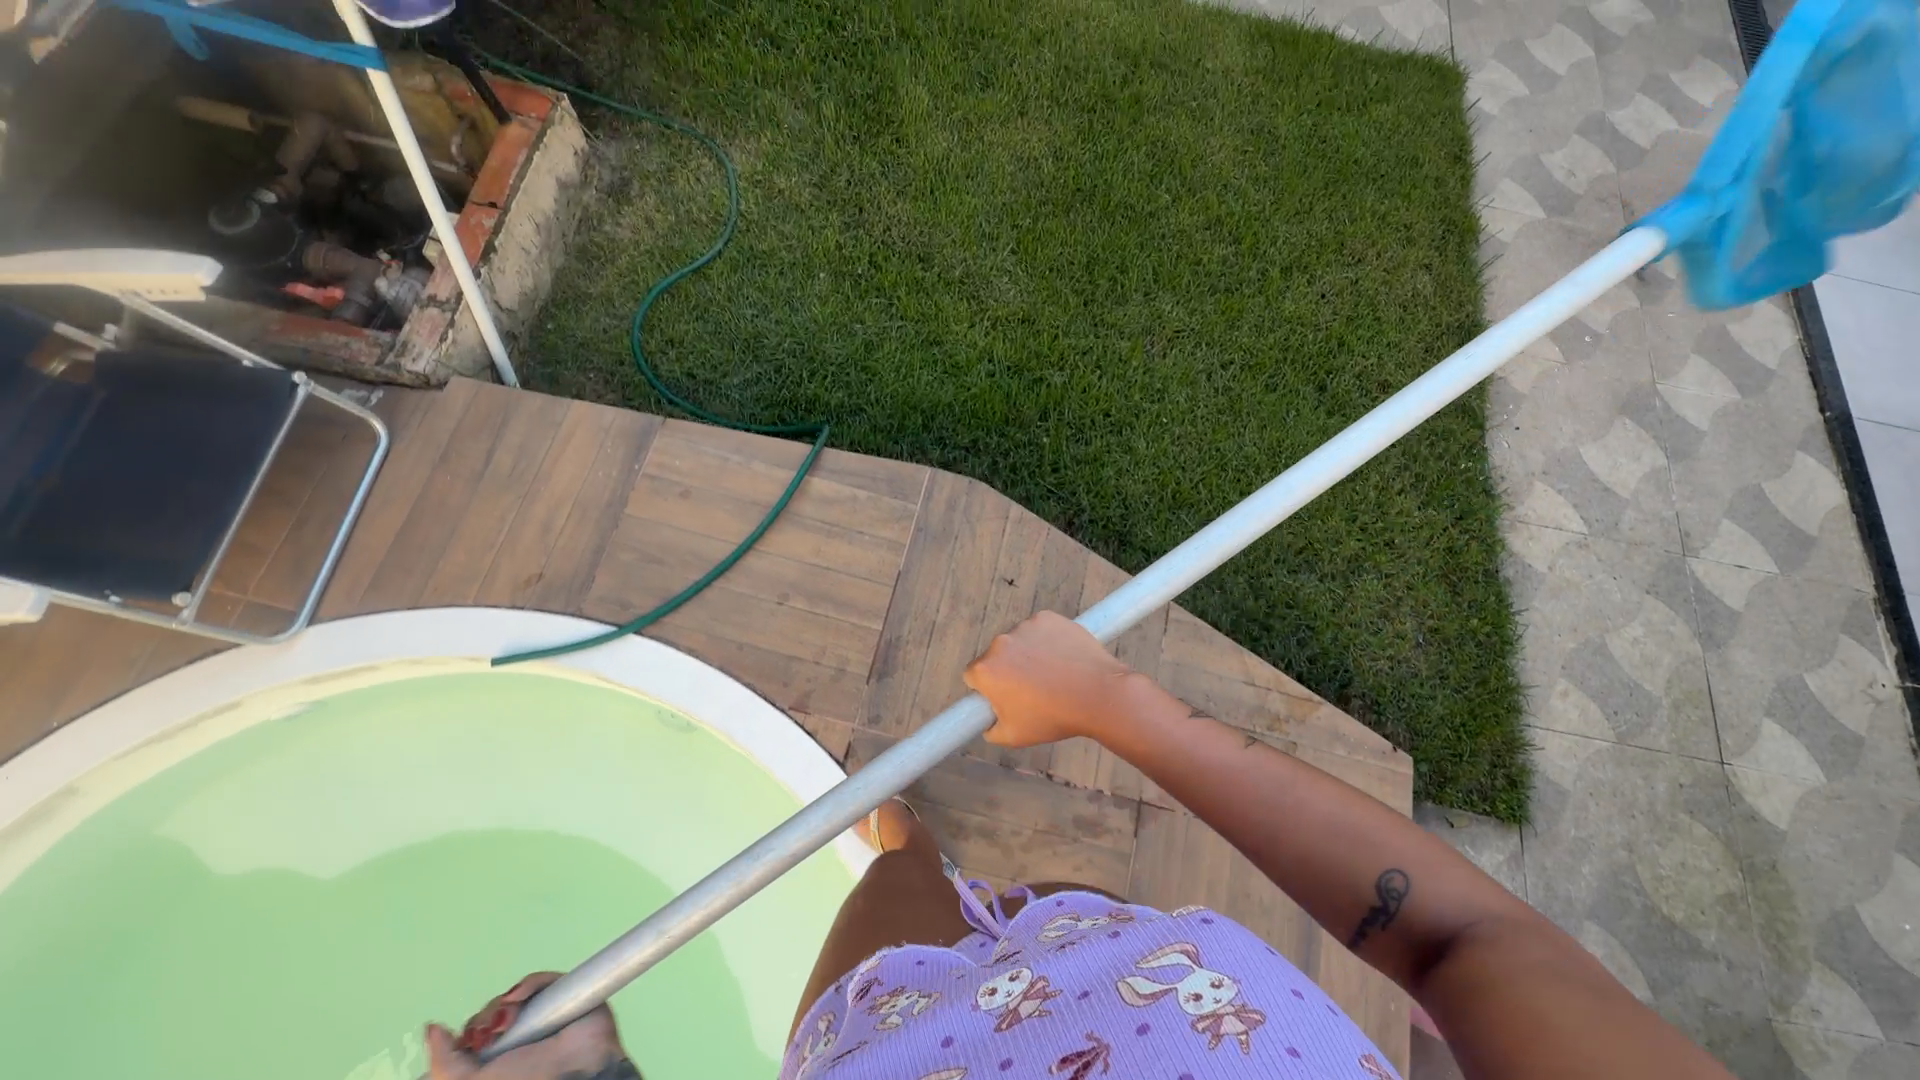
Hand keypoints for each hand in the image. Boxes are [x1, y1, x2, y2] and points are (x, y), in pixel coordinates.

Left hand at [426, 973, 636, 1079]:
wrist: (571, 1073)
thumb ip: (446, 1063)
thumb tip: (432, 1026)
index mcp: (501, 1059)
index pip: (479, 1034)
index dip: (470, 1033)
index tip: (470, 1042)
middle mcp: (521, 1038)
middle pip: (495, 1012)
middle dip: (485, 1019)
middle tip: (487, 1035)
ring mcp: (544, 1016)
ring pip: (516, 996)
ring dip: (503, 1005)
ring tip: (507, 1019)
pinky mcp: (566, 995)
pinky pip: (542, 982)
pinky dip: (528, 985)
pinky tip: (518, 999)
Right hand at [963, 611, 1135, 746]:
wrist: (1098, 694)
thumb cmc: (1054, 716)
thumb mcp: (1014, 736)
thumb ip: (991, 730)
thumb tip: (988, 725)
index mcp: (985, 670)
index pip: (973, 676)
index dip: (987, 689)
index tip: (1004, 696)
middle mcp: (1000, 643)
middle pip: (996, 656)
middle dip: (1008, 670)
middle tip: (1033, 689)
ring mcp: (1025, 627)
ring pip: (1019, 642)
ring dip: (1028, 654)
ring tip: (1053, 675)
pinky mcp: (1047, 618)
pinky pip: (1040, 630)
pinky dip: (1047, 640)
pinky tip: (1063, 659)